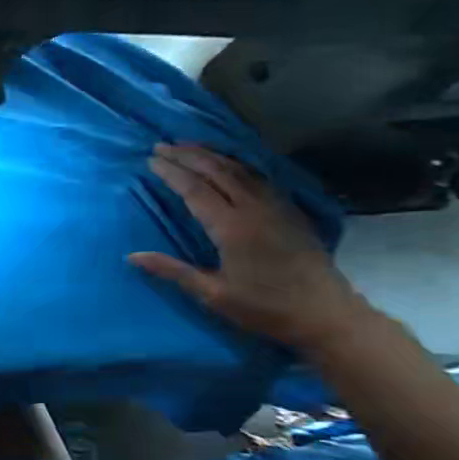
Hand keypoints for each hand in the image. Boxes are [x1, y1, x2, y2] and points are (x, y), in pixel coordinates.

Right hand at [128, 143, 370, 351]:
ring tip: (188, 145)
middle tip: (162, 145)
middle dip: (187, 155)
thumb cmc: (264, 308)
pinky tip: (228, 163)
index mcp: (232, 228)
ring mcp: (276, 206)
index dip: (172, 172)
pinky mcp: (290, 210)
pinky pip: (259, 177)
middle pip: (217, 171)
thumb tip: (132, 256)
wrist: (325, 314)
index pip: (195, 190)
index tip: (151, 159)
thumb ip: (173, 270)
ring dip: (211, 154)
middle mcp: (254, 209)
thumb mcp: (212, 294)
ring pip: (240, 169)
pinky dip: (237, 164)